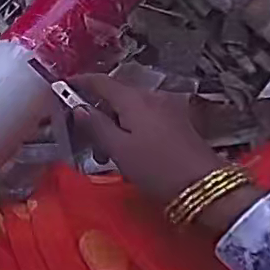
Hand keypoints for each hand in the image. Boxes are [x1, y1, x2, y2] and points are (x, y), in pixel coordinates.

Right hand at [70, 74, 264, 235]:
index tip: (62, 87)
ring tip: (109, 155)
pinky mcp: (177, 121)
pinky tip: (130, 151)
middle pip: (115, 95)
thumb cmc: (157, 169)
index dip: (79, 82)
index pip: (100, 81)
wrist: (207, 188)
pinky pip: (144, 116)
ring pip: (130, 108)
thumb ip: (95, 125)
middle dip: (97, 113)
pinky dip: (130, 128)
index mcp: (133, 98)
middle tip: (87, 141)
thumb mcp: (119, 150)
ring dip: (114, 125)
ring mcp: (167, 107)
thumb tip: (77, 106)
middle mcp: (151, 96)